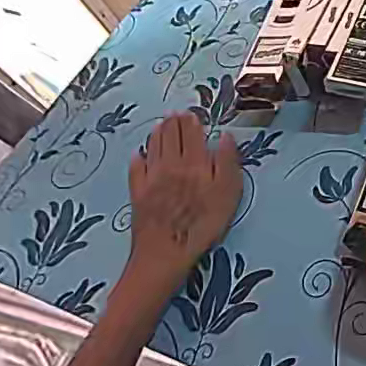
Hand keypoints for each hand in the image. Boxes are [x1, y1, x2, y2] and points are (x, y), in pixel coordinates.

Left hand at [124, 112, 241, 292]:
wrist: (167, 251)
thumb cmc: (203, 224)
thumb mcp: (228, 193)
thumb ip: (228, 162)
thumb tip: (225, 137)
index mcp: (194, 162)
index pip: (192, 134)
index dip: (192, 122)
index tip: (191, 113)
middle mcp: (170, 164)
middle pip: (170, 136)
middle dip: (173, 123)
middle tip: (175, 114)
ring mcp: (151, 178)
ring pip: (153, 147)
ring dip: (157, 133)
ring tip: (161, 124)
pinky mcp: (137, 193)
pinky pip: (136, 169)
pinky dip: (138, 158)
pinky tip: (139, 154)